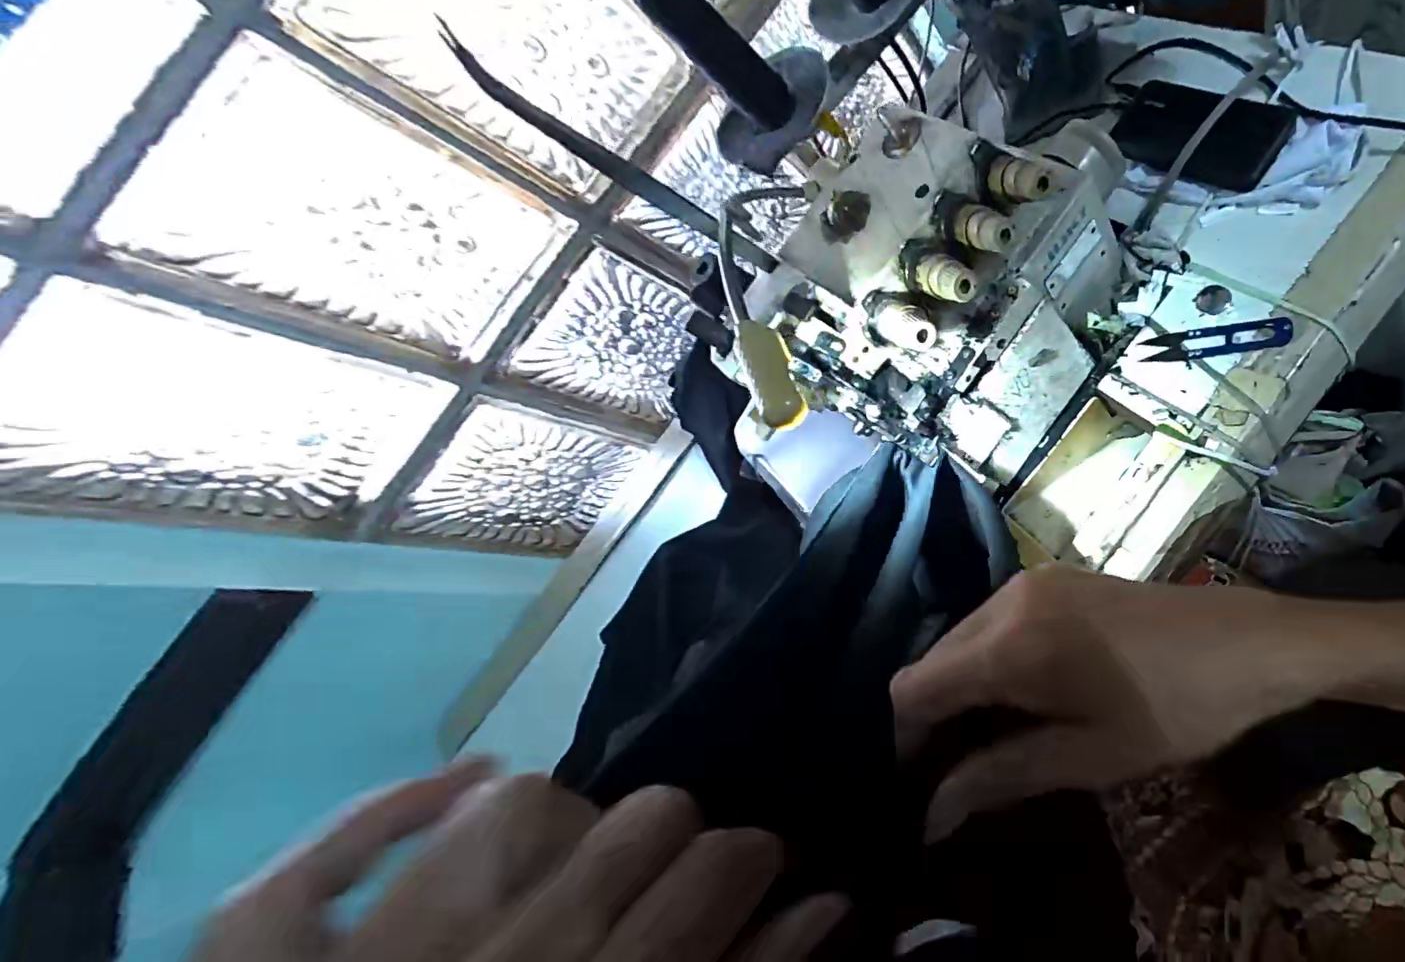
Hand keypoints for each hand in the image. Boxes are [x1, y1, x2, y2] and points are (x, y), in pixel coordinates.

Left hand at [194, 761, 845, 961]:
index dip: (755, 858)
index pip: (719, 869)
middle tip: (672, 876)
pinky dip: (371, 819)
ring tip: (576, 857)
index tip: (759, 872)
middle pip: (641, 819)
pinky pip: (296, 885)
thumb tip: (829, 901)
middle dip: (679, 837)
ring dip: (564, 822)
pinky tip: (462, 782)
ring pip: (509, 813)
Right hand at [892, 566, 1352, 840]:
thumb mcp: (1090, 756)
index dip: (904, 740)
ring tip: (989, 737)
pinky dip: (988, 659)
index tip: (918, 784)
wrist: (1248, 639)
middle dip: (932, 717)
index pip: (913, 688)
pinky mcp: (1049, 576)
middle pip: (932, 660)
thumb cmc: (1176, 707)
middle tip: (955, 771)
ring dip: (961, 688)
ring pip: (961, 638)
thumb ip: (1001, 776)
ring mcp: (1028, 580)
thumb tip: (931, 814)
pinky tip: (1019, 691)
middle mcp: (1005, 598)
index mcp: (1009, 643)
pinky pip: (992, 620)